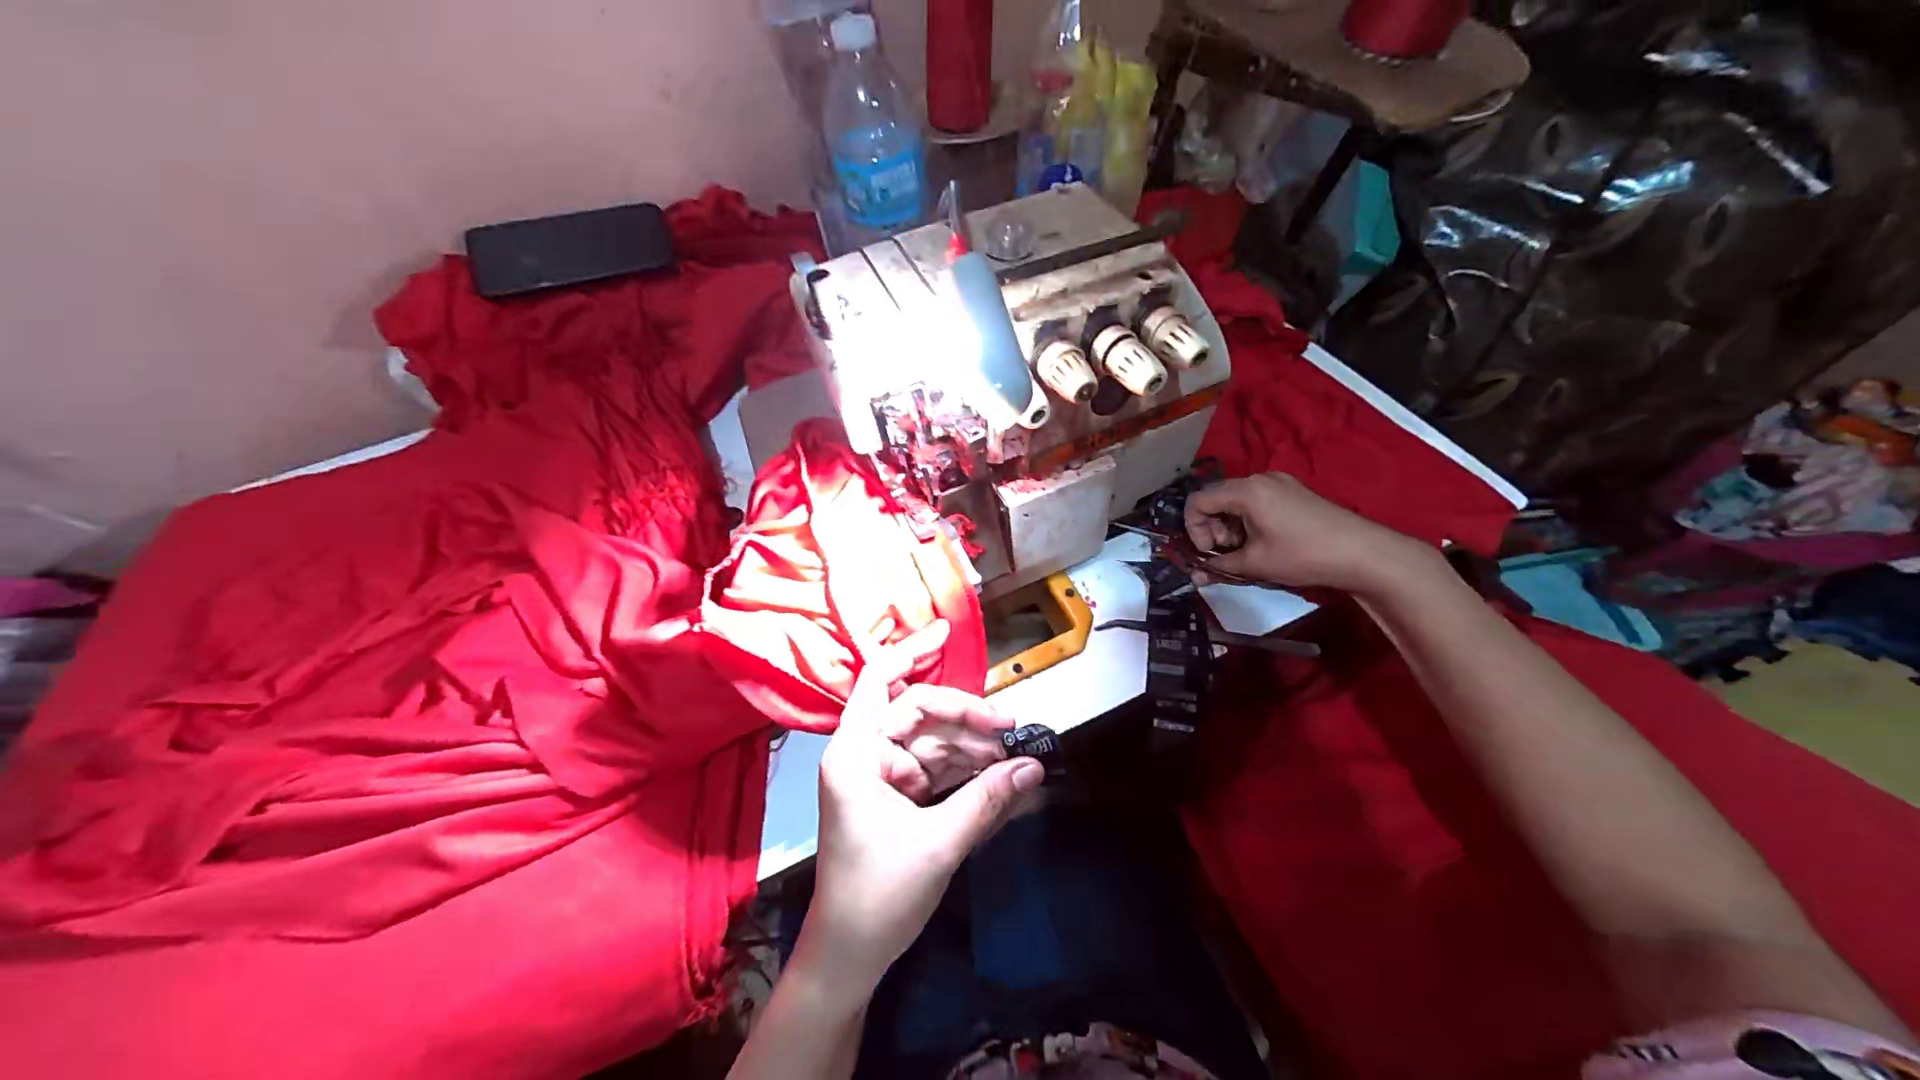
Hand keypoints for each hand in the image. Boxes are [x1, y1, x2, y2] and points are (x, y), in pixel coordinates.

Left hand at [799, 623, 1045, 990]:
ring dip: (968, 746)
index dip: (913, 650)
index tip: (948, 629)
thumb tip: (1035, 765)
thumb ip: (988, 799)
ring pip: (929, 741)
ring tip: (1011, 754)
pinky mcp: (894, 797)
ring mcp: (879, 776)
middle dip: (964, 716)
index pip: (881, 682)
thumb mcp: (938, 843)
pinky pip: (932, 768)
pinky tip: (994, 772)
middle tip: (1010, 726)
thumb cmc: (878, 895)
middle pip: (917, 711)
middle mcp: (863, 754)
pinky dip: (962, 769)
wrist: (850, 956)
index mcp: (855, 753)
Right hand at [1185, 472, 1436, 593]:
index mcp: (1246, 490)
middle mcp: (1259, 479)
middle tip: (1227, 554)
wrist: (1362, 552)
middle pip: (1216, 498)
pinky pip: (1255, 501)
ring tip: (1246, 551)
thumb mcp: (1255, 563)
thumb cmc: (1303, 555)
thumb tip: (1195, 577)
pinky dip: (1248, 522)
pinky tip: (1263, 543)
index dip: (1193, 528)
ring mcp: (1279, 483)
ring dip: (1230, 527)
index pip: (1198, 500)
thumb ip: (1219, 567)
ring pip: (1235, 501)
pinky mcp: (1292, 492)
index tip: (1208, 552)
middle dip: (1212, 528)